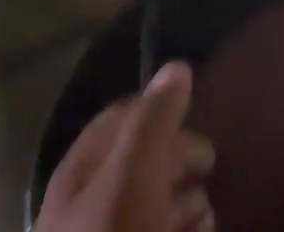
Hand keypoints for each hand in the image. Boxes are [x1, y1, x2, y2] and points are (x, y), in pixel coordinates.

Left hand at [34, 62, 215, 231]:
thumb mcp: (133, 177)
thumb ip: (155, 121)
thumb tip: (178, 67)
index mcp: (81, 171)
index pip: (125, 114)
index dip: (161, 108)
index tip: (194, 118)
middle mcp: (94, 198)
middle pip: (152, 153)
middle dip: (185, 160)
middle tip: (201, 171)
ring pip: (168, 194)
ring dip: (190, 201)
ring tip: (194, 221)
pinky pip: (176, 227)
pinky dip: (191, 228)